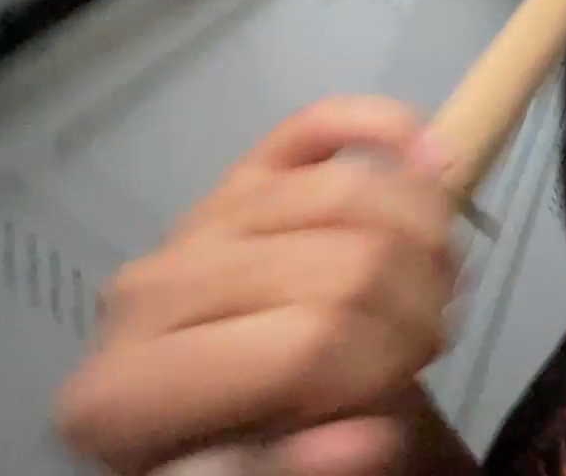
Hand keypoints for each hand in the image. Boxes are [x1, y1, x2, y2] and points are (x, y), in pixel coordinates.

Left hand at [56, 98, 459, 475]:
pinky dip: (383, 125)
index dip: (382, 362)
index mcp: (128, 391)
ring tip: (438, 277)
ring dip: (428, 232)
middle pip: (346, 263)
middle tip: (432, 338)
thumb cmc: (255, 441)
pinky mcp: (246, 170)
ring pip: (351, 189)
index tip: (405, 389)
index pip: (305, 344)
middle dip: (418, 301)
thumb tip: (363, 441)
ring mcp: (203, 216)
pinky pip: (318, 124)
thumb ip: (301, 469)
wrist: (231, 403)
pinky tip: (432, 153)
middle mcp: (151, 290)